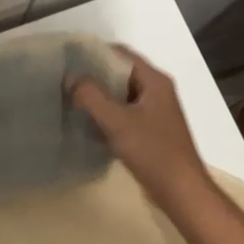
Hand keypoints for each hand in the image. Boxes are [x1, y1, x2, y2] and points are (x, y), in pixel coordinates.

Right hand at [69, 47, 209, 209]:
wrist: (181, 191)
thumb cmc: (153, 151)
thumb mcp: (118, 121)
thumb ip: (91, 96)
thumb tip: (70, 77)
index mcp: (155, 81)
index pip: (121, 53)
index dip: (95, 52)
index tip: (67, 57)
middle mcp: (157, 91)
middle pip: (120, 73)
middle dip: (93, 75)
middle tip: (63, 80)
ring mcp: (155, 112)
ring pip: (121, 95)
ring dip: (98, 96)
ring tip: (69, 99)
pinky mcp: (151, 131)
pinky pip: (124, 114)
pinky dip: (106, 115)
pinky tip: (86, 123)